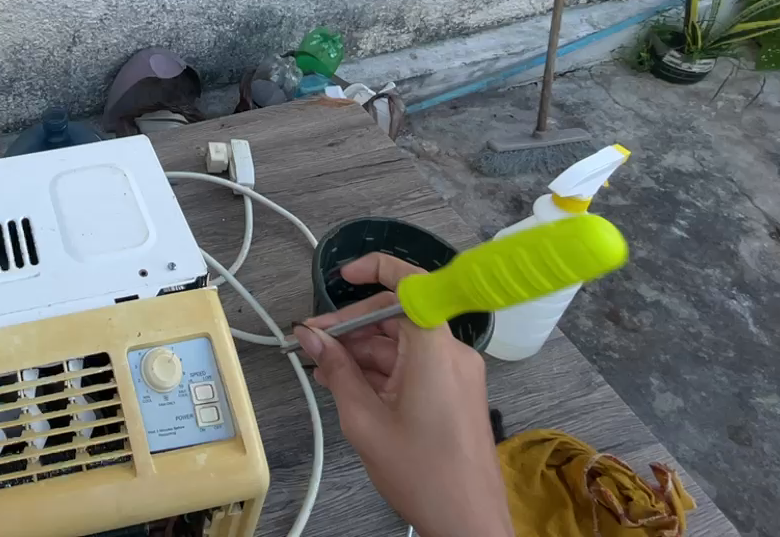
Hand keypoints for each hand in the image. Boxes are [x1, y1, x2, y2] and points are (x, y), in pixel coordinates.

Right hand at [293, 254, 512, 536]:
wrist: (471, 530)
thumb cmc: (422, 475)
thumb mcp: (364, 420)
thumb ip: (335, 369)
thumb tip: (309, 336)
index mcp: (433, 351)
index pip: (412, 284)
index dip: (378, 268)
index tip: (344, 276)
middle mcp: (450, 352)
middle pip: (395, 315)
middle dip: (350, 324)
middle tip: (311, 340)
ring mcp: (455, 372)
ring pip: (398, 341)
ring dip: (360, 349)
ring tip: (322, 368)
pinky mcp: (454, 390)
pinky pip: (411, 362)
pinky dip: (379, 367)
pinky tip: (347, 383)